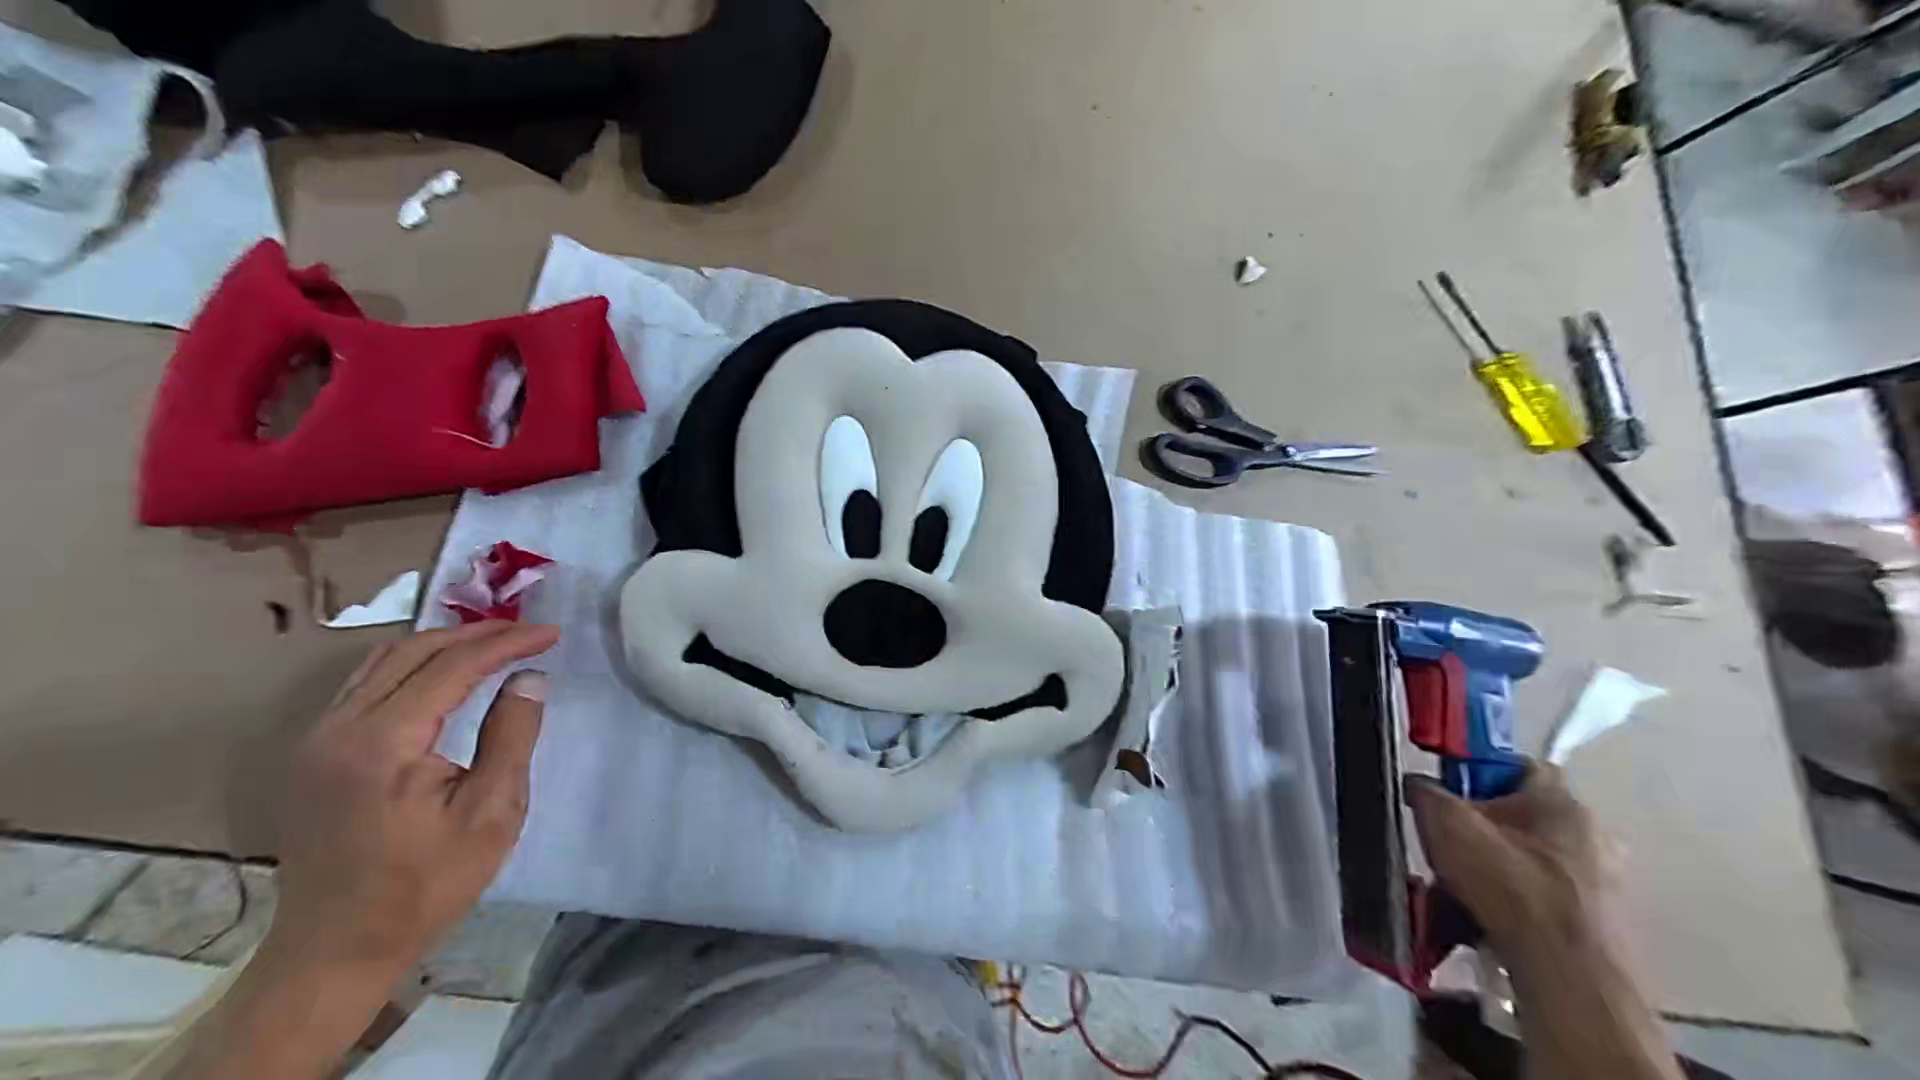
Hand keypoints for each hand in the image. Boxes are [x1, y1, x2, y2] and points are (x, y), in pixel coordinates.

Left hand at [266, 620, 560, 979]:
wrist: (338, 948)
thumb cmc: (427, 883)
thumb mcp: (492, 811)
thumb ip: (511, 735)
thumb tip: (529, 678)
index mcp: (383, 741)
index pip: (452, 666)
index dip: (506, 642)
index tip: (552, 633)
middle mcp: (339, 728)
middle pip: (412, 651)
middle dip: (476, 633)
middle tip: (527, 632)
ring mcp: (318, 740)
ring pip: (382, 661)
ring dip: (442, 644)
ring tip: (493, 643)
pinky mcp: (315, 754)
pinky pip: (365, 685)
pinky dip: (412, 665)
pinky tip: (443, 675)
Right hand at [1405, 764, 1619, 965]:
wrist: (1568, 978)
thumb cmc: (1507, 884)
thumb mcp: (1443, 821)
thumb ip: (1424, 791)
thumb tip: (1419, 786)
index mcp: (1561, 801)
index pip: (1513, 765)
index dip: (1474, 772)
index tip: (1446, 793)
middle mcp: (1593, 836)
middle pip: (1518, 818)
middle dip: (1479, 830)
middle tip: (1445, 847)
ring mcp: (1603, 886)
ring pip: (1526, 861)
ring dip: (1490, 870)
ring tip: (1454, 891)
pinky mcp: (1602, 928)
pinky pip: (1539, 900)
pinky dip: (1509, 905)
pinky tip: (1480, 920)